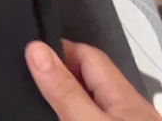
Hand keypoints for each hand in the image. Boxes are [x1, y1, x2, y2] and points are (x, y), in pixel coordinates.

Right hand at [26, 40, 161, 120]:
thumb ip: (65, 90)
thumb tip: (34, 46)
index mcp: (128, 98)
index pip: (88, 55)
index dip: (58, 50)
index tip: (27, 56)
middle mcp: (134, 112)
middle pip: (92, 80)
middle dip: (61, 75)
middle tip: (27, 81)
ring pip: (95, 104)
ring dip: (69, 99)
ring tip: (39, 102)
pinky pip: (97, 118)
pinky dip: (79, 115)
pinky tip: (62, 117)